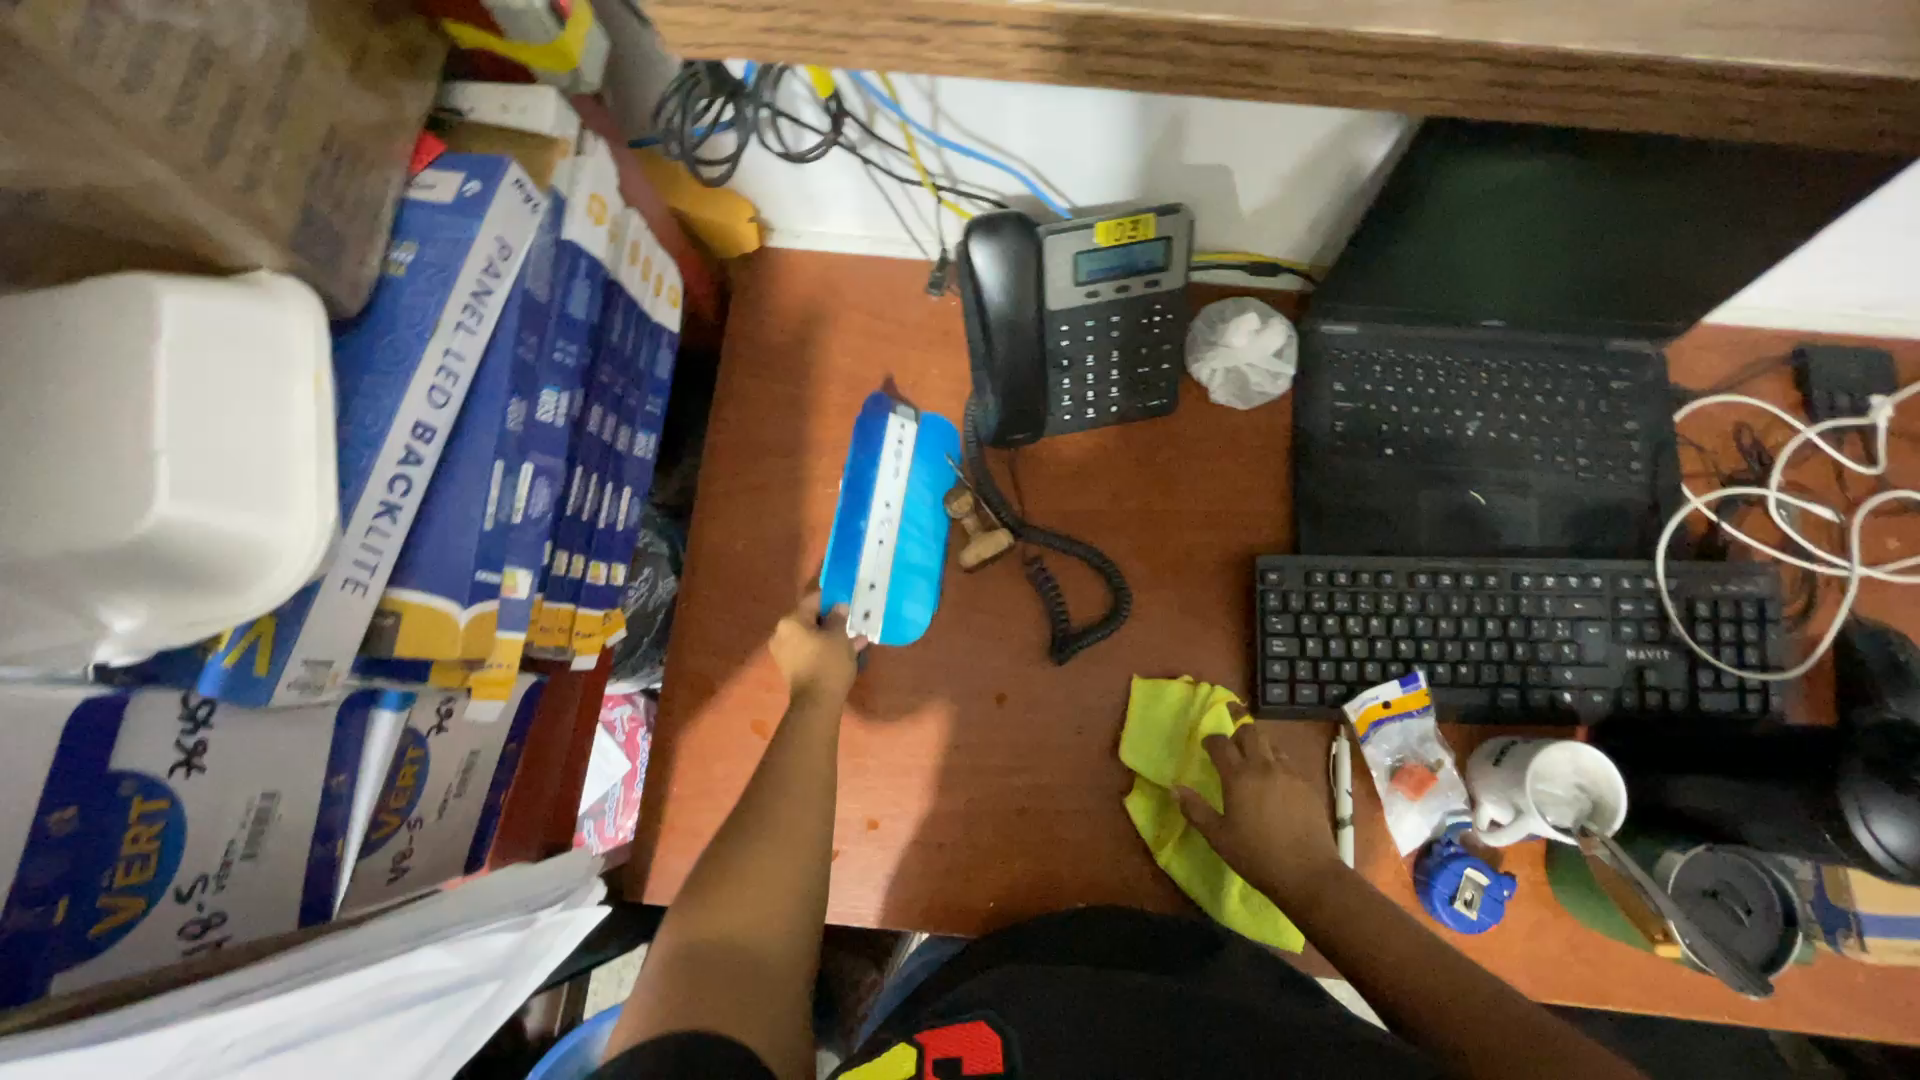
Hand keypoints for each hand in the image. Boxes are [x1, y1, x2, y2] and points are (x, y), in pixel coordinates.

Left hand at [767, 591, 867, 702]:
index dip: (831, 599)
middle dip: (832, 620)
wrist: (817, 702)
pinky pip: (810, 650)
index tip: (847, 601)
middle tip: (851, 621)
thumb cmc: (828, 662)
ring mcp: (784, 652)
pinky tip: (846, 652)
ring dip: (831, 636)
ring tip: (854, 639)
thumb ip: (838, 617)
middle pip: (810, 619)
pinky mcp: (791, 667)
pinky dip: (825, 648)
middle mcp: (782, 633)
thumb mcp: (839, 636)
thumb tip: (839, 606)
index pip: (812, 601)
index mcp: (791, 621)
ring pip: (812, 636)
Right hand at [1178, 723, 1344, 900]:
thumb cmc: (1257, 856)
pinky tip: (1276, 788)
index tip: (1206, 748)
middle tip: (1231, 753)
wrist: (1308, 874)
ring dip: (1260, 749)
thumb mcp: (1218, 837)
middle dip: (1237, 736)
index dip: (1211, 741)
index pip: (1221, 744)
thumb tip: (1175, 788)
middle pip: (1251, 732)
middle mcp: (1265, 767)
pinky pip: (1289, 764)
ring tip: (1254, 769)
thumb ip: (1195, 809)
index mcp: (1239, 777)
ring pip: (1272, 745)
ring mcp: (1290, 774)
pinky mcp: (1308, 786)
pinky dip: (1277, 766)